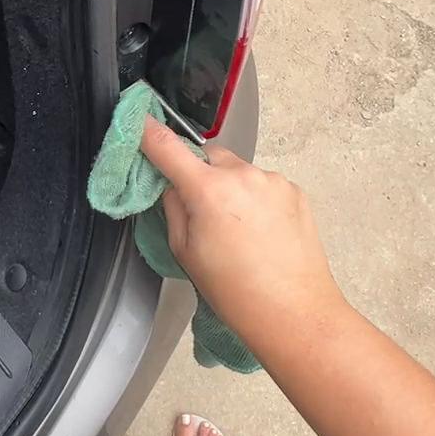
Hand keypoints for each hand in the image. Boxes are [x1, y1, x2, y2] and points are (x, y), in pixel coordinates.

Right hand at [140, 116, 345, 337]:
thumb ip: (173, 207)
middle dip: (199, 174)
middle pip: (207, 156)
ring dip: (230, 187)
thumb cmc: (238, 292)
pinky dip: (254, 198)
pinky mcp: (294, 190)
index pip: (167, 146)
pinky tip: (259, 231)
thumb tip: (172, 184)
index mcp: (209, 191)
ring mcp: (272, 181)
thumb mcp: (185, 252)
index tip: (139, 121)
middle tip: (201, 210)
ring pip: (237, 170)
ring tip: (237, 230)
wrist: (295, 313)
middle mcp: (243, 176)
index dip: (148, 131)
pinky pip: (262, 182)